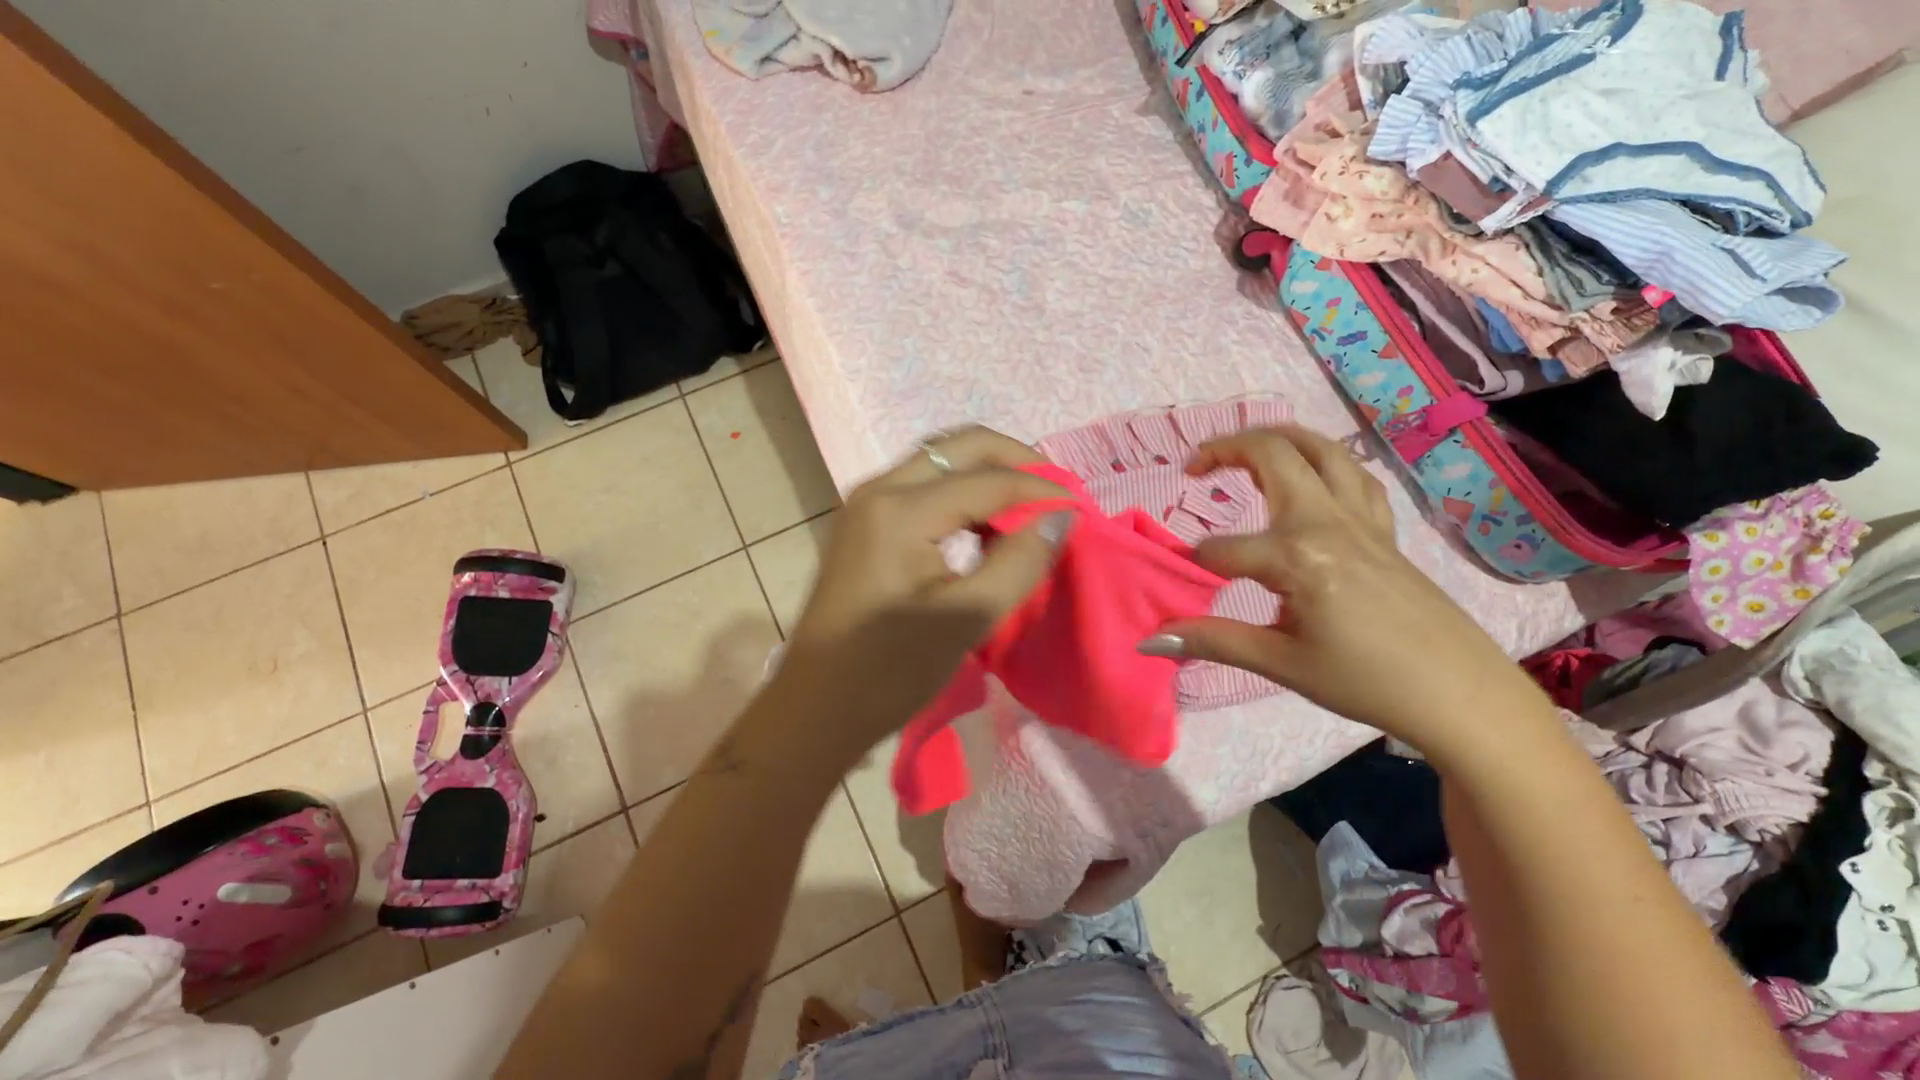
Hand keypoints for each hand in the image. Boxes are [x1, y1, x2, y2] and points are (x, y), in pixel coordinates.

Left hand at [775, 427, 1073, 751]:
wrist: (817, 707)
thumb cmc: (890, 670)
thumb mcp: (965, 620)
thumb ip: (1020, 562)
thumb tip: (1060, 518)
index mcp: (901, 510)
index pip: (988, 480)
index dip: (1040, 490)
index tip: (1081, 509)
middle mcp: (879, 490)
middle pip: (959, 447)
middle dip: (1014, 461)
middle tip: (1055, 492)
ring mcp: (865, 505)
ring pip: (939, 463)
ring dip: (986, 476)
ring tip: (1027, 511)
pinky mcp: (863, 525)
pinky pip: (921, 488)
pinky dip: (960, 495)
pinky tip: (985, 529)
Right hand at [1138, 425, 1549, 753]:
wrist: (1458, 693)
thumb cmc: (1365, 681)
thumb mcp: (1282, 663)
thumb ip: (1213, 641)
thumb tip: (1149, 638)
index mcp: (1297, 555)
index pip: (1222, 550)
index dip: (1193, 566)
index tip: (1178, 587)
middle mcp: (1327, 520)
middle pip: (1273, 454)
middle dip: (1225, 450)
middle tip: (1193, 466)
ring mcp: (1361, 519)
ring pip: (1320, 449)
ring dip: (1278, 438)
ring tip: (1246, 449)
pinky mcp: (1384, 529)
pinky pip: (1354, 476)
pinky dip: (1326, 462)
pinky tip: (1314, 477)